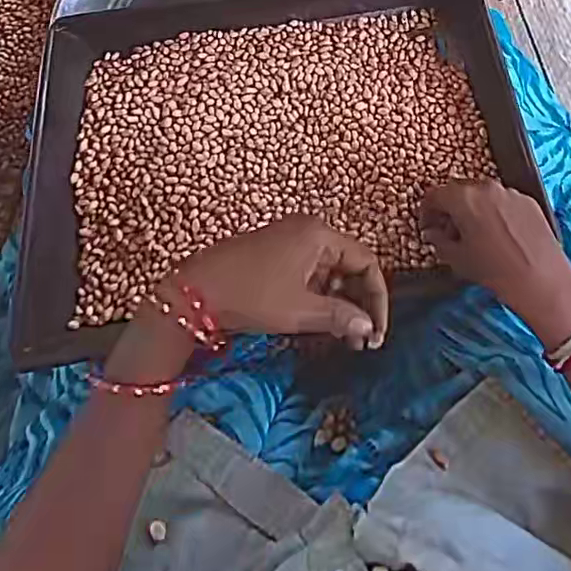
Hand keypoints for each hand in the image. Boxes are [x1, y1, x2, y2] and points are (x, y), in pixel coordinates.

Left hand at [175, 214, 389, 349]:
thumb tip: (368, 327)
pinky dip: (318, 296)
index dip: (377, 298)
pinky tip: (318, 322)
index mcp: (319, 234)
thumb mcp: (299, 310)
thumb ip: (340, 317)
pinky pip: (310, 272)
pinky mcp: (275, 253)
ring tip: (342, 338)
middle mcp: (308, 230)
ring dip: (339, 303)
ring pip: (329, 271)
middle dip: (358, 303)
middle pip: (349, 265)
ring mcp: (290, 240)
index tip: (377, 331)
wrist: (193, 291)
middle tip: (362, 340)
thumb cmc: (250, 295)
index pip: (366, 262)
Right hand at [419, 180, 570, 343]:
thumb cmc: (495, 271)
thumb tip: (433, 233)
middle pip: (459, 190)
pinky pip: (503, 201)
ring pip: (483, 194)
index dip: (427, 210)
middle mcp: (487, 187)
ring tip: (475, 234)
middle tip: (448, 231)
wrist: (544, 281)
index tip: (428, 225)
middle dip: (450, 207)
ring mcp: (510, 192)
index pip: (435, 194)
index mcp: (464, 198)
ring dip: (473, 209)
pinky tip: (499, 236)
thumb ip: (439, 241)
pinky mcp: (529, 201)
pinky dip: (495, 212)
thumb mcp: (457, 260)